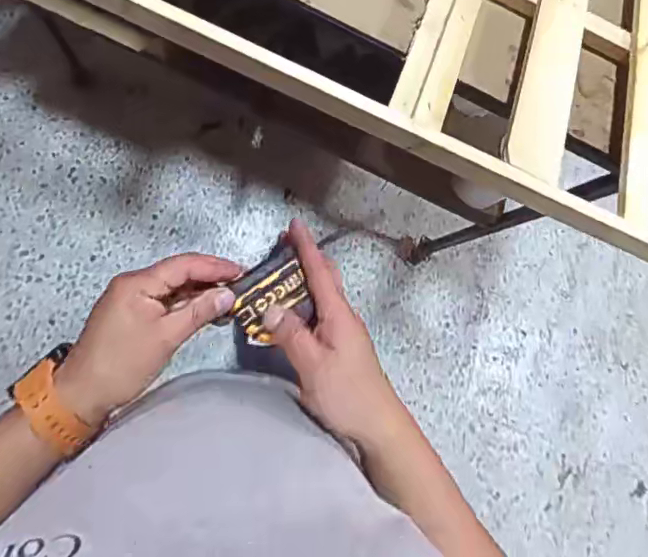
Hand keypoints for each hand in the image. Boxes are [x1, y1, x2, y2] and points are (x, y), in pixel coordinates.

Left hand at [55, 253, 242, 426]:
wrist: (77, 399)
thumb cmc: (119, 367)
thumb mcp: (166, 337)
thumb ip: (200, 311)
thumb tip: (229, 295)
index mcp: (137, 283)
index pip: (185, 264)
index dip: (216, 266)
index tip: (241, 272)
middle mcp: (132, 284)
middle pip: (180, 272)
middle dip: (211, 278)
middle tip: (238, 285)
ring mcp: (130, 298)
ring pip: (174, 286)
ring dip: (200, 292)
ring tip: (226, 299)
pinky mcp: (131, 313)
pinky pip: (165, 299)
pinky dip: (186, 303)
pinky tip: (203, 311)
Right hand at [263, 219, 415, 452]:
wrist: (377, 423)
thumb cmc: (347, 394)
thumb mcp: (313, 365)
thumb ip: (291, 336)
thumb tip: (271, 307)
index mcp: (338, 314)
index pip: (319, 272)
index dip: (306, 247)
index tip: (294, 225)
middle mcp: (343, 316)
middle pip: (325, 277)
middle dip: (306, 258)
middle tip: (284, 245)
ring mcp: (344, 330)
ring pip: (323, 295)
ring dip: (305, 281)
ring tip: (282, 276)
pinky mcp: (341, 346)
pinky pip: (321, 313)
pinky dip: (307, 304)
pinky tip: (293, 315)